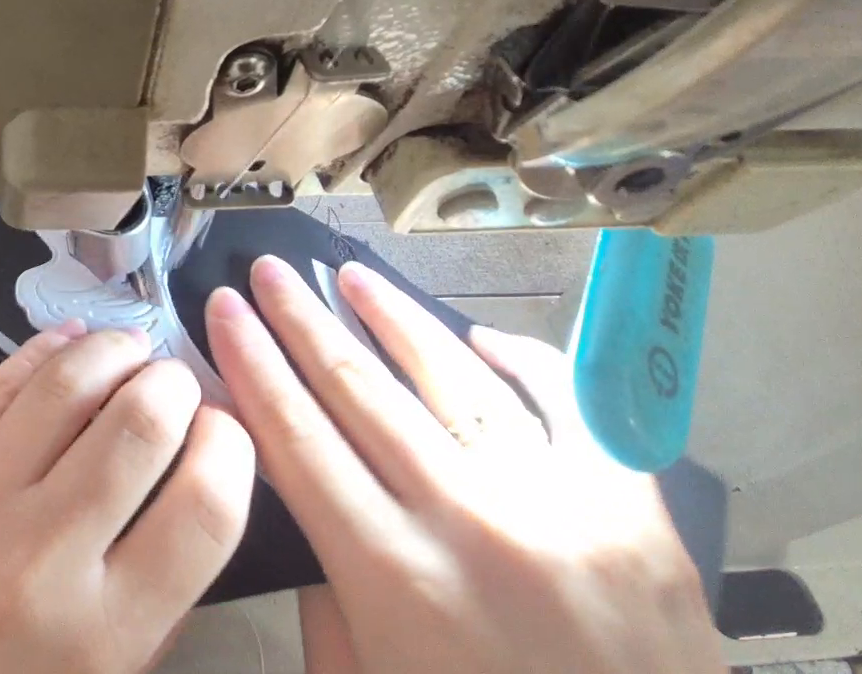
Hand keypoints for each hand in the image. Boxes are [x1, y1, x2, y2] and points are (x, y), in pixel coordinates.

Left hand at [0, 321, 255, 673]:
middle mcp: (41, 551)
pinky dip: (44, 351)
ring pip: (70, 380)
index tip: (227, 436)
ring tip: (132, 350)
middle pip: (143, 422)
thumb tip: (180, 511)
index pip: (207, 509)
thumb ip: (141, 611)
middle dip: (176, 386)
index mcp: (98, 633)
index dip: (234, 453)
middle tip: (177, 386)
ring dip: (116, 351)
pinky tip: (67, 344)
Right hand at [205, 257, 724, 673]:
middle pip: (359, 390)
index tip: (223, 310)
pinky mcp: (638, 518)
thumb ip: (328, 590)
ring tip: (351, 275)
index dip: (250, 361)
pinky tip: (482, 336)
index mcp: (392, 575)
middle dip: (300, 320)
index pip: (295, 433)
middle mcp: (470, 525)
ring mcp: (560, 510)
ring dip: (393, 318)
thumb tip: (312, 497)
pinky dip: (527, 363)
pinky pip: (574, 411)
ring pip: (454, 379)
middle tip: (266, 271)